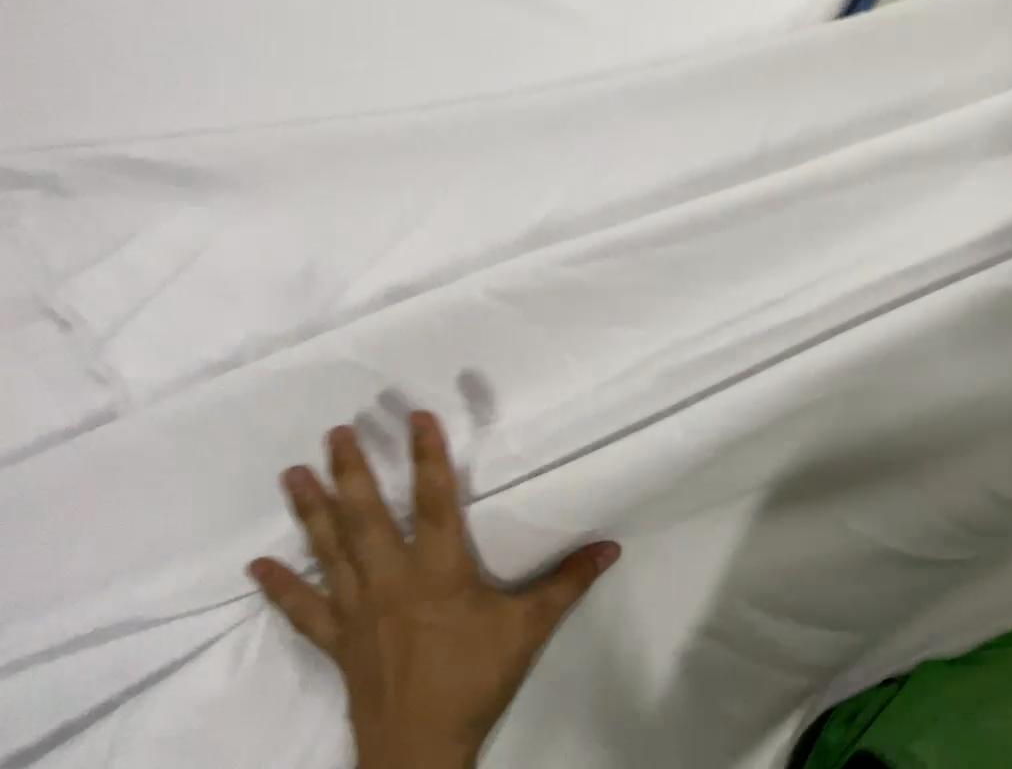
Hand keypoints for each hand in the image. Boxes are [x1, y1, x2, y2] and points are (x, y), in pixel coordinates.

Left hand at [249, 413, 620, 768]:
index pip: (433, 501)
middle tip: (335, 432)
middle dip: (351, 472)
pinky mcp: (336, 640)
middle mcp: (391, 581)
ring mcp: (356, 610)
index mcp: (439, 571)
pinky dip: (281, 586)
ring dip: (311, 511)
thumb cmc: (477, 677)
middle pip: (365, 517)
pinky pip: (303, 608)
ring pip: (329, 551)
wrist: (418, 748)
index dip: (427, 457)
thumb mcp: (531, 626)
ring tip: (292, 474)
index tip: (416, 418)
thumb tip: (611, 546)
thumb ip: (568, 581)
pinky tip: (258, 565)